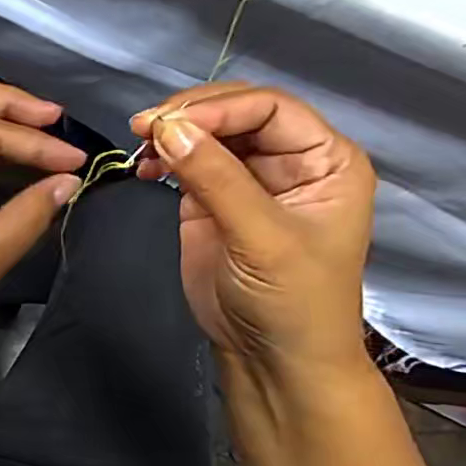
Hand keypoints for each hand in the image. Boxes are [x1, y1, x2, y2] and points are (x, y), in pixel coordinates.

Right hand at [129, 84, 374, 372]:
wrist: (271, 358)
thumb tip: (167, 128)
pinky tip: (144, 167)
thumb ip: (217, 179)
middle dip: (189, 114)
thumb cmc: (292, 301)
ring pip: (206, 131)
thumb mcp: (262, 238)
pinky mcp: (211, 198)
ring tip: (140, 145)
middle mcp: (289, 159)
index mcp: (325, 159)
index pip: (268, 108)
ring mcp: (247, 178)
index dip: (218, 108)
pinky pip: (185, 160)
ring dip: (171, 132)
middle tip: (143, 127)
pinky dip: (162, 156)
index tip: (168, 124)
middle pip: (235, 111)